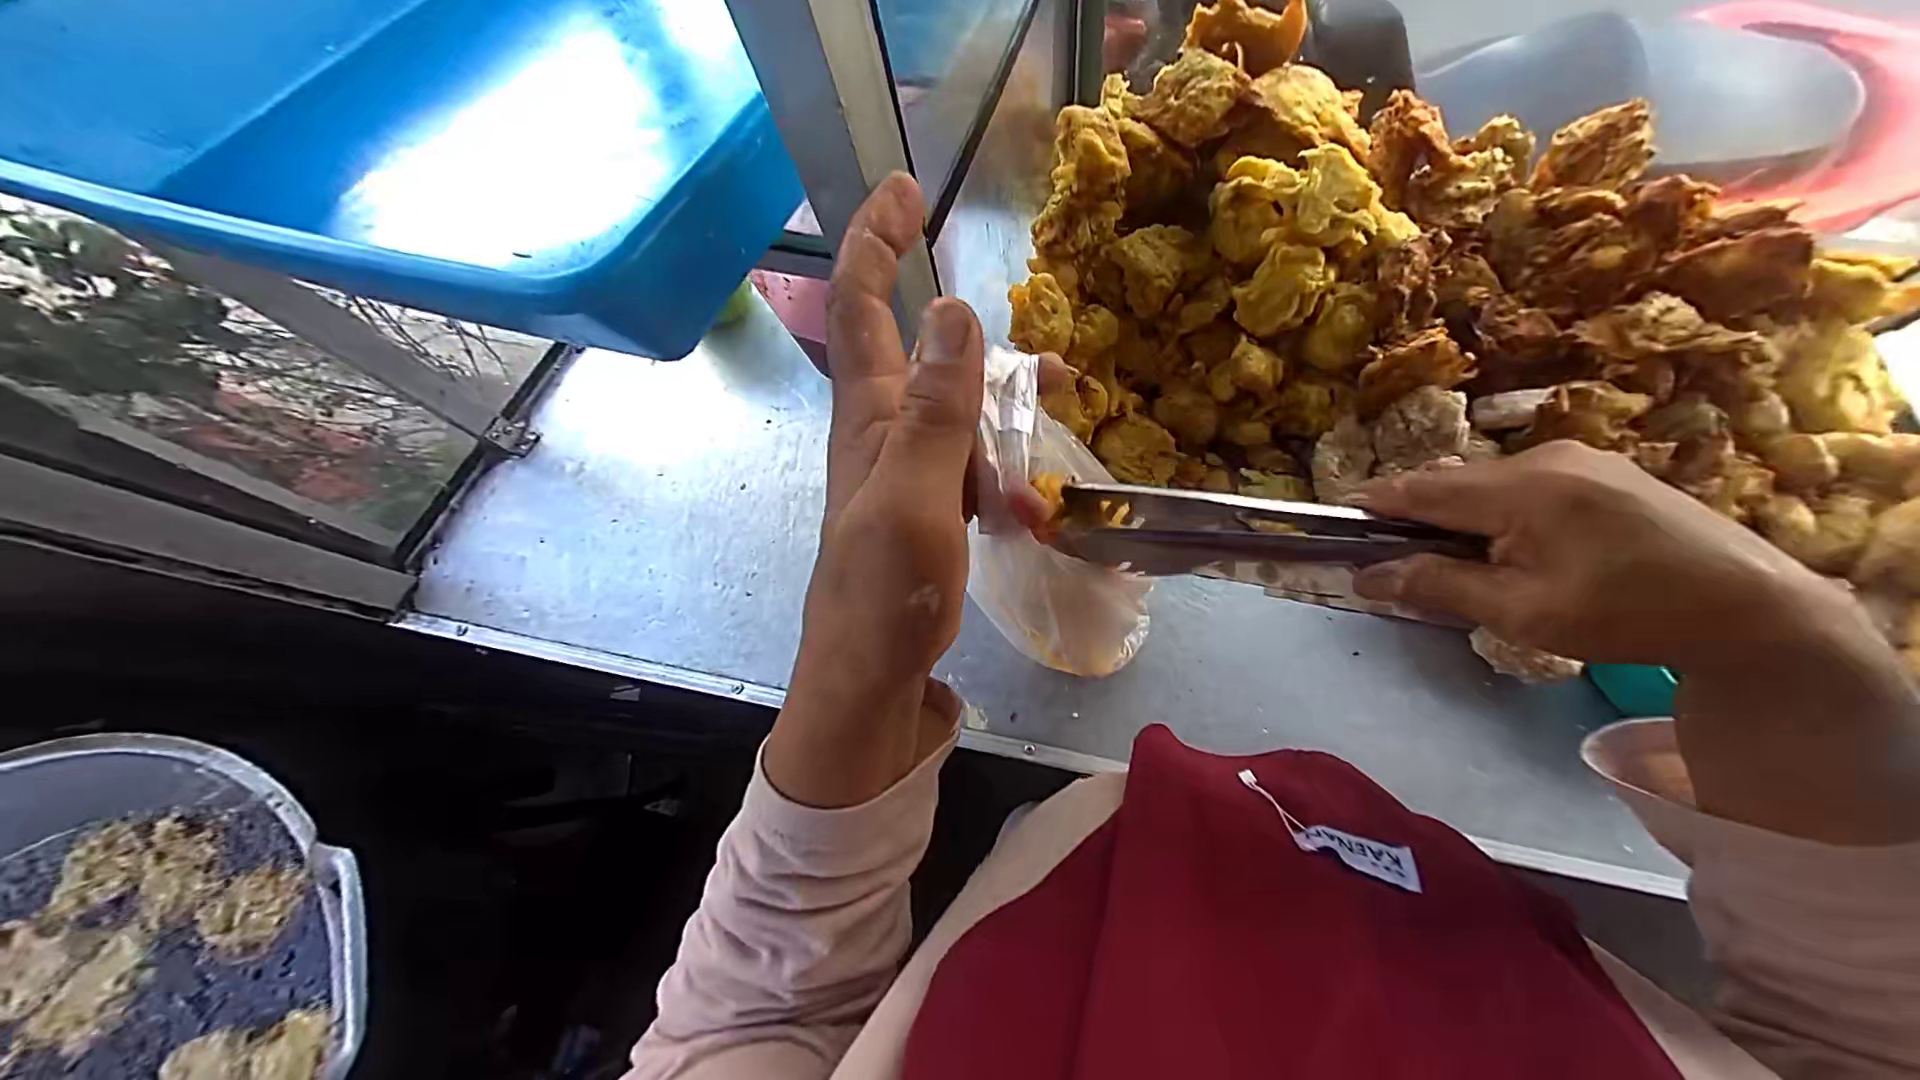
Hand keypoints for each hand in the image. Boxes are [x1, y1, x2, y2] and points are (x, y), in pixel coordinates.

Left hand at [767, 174, 978, 807]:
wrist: (871, 677)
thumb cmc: (885, 592)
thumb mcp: (914, 495)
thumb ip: (935, 409)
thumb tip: (956, 312)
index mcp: (868, 417)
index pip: (864, 307)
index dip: (878, 241)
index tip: (905, 188)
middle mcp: (880, 434)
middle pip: (920, 354)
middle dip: (973, 334)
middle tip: (1040, 343)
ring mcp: (904, 474)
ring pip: (957, 413)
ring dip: (1005, 408)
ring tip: (1065, 406)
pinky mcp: (927, 512)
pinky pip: (970, 468)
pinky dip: (1004, 470)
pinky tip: (1034, 505)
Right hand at [1355, 441, 1919, 842]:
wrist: (1759, 612)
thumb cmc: (1629, 616)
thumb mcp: (1521, 612)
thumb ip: (1437, 585)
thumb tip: (1365, 577)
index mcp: (1524, 489)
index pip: (1419, 488)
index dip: (1371, 503)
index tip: (1333, 520)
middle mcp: (1546, 459)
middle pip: (1448, 482)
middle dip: (1410, 514)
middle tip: (1387, 554)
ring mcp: (1578, 459)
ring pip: (1481, 482)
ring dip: (1450, 513)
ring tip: (1442, 555)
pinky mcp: (1598, 471)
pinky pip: (1517, 483)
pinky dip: (1488, 509)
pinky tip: (1498, 542)